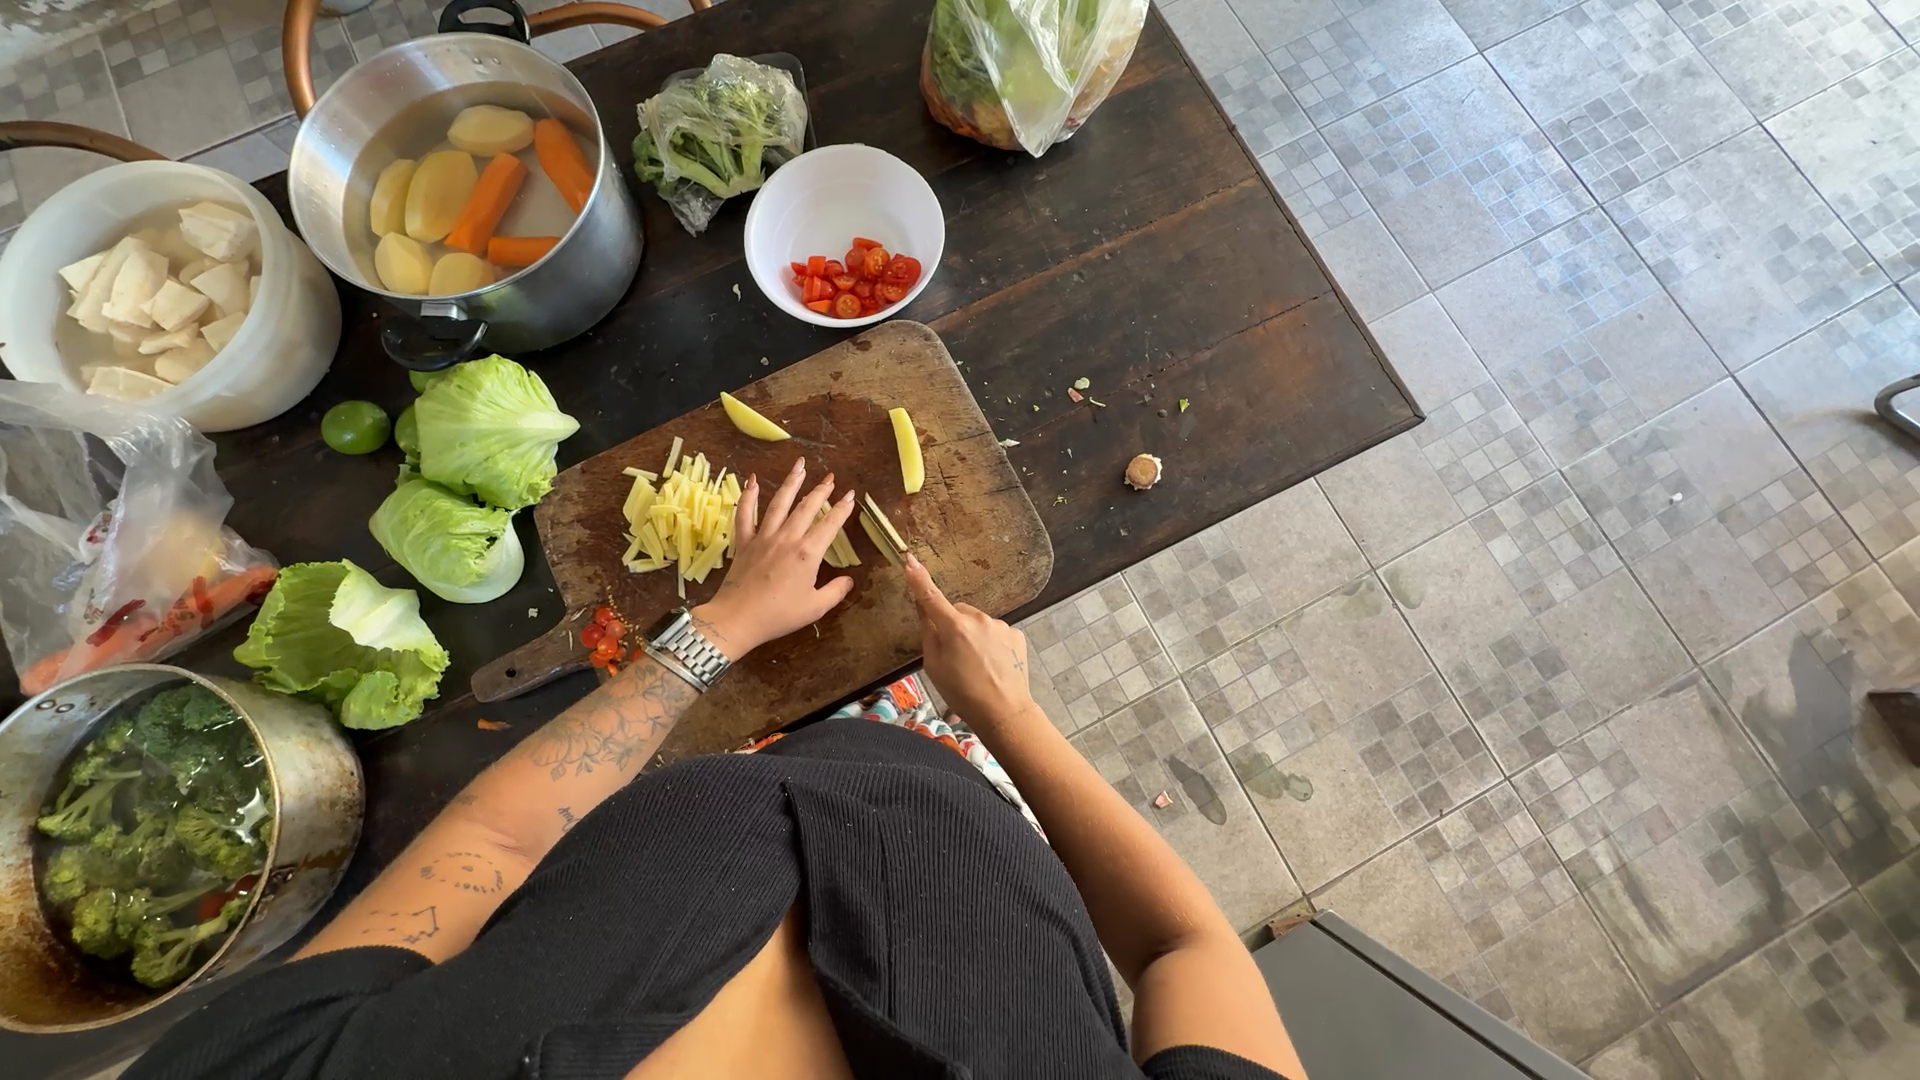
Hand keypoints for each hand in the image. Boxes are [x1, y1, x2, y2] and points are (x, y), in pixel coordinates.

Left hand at [693, 457, 856, 657]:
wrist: (738, 618)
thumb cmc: (779, 615)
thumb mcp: (815, 608)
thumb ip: (835, 592)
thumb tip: (849, 580)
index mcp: (807, 554)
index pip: (830, 525)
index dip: (843, 509)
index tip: (851, 495)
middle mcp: (787, 539)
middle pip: (806, 508)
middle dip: (821, 491)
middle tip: (830, 477)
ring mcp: (763, 537)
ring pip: (779, 504)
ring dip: (791, 483)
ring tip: (799, 467)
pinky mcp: (744, 542)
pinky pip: (745, 515)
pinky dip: (748, 497)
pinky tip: (753, 481)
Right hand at [904, 553, 1038, 727]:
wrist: (1004, 712)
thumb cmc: (963, 694)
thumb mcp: (934, 666)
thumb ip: (928, 633)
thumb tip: (923, 608)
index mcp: (954, 627)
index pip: (931, 596)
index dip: (918, 579)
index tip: (909, 561)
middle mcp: (978, 619)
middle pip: (956, 612)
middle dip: (951, 626)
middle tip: (953, 656)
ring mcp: (1000, 625)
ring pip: (976, 622)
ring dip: (972, 635)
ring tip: (975, 665)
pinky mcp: (1015, 634)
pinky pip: (994, 631)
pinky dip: (990, 642)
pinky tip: (992, 664)